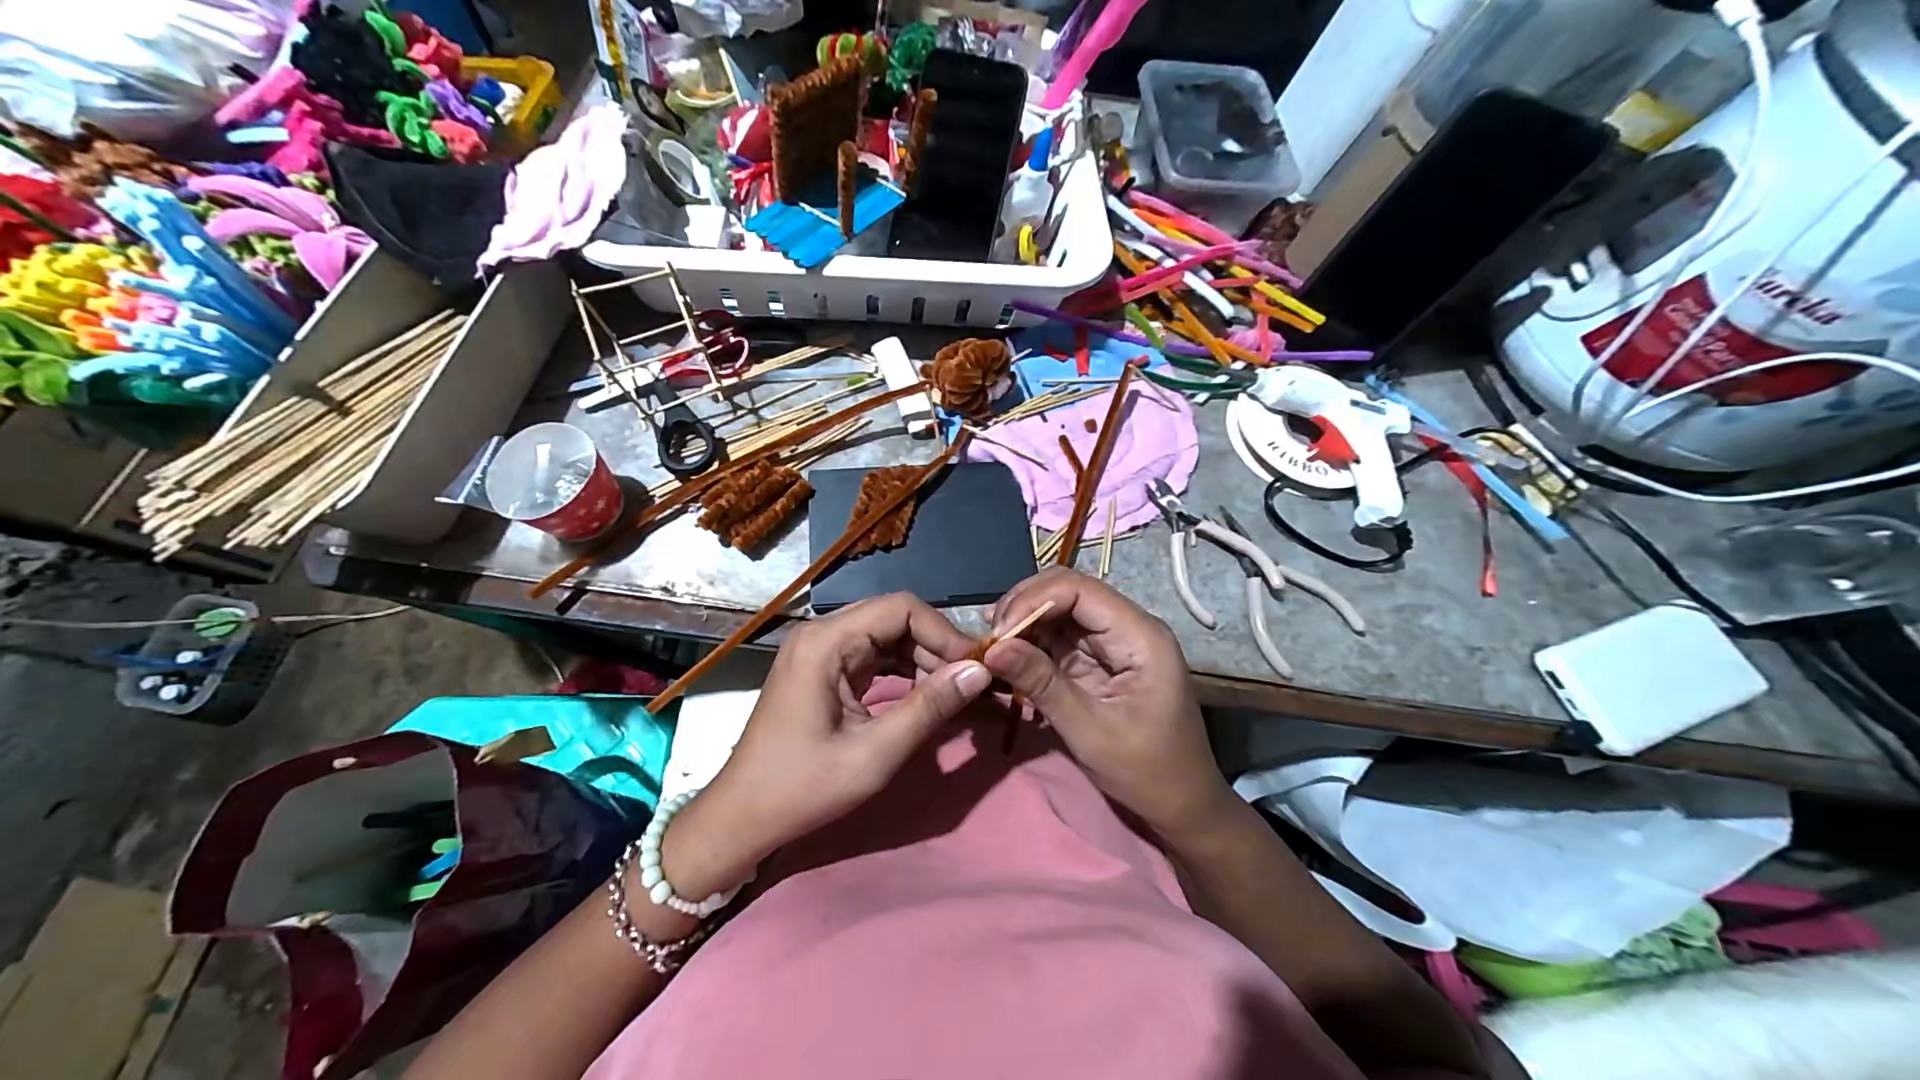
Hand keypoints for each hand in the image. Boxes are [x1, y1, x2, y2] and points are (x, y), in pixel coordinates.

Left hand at [662, 593, 989, 897]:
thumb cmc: (804, 787)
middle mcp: (821, 633)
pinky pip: (873, 654)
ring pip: (887, 635)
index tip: (973, 667)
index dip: (943, 632)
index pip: (901, 608)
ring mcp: (820, 650)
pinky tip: (924, 694)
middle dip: (935, 646)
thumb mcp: (875, 753)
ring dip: (922, 658)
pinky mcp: (823, 669)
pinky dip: (902, 670)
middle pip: (894, 617)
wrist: (744, 815)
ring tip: (952, 691)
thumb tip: (979, 672)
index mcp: (826, 642)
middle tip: (968, 682)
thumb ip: (929, 707)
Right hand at [983, 567, 1234, 837]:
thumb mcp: (1088, 731)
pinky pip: (1062, 634)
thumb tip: (992, 648)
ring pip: (1061, 609)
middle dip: (1024, 606)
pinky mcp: (1102, 657)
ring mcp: (1115, 640)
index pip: (1079, 590)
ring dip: (1024, 622)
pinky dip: (1032, 640)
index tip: (997, 633)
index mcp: (1140, 636)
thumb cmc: (1145, 771)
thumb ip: (1041, 683)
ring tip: (992, 646)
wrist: (1182, 803)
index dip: (1032, 600)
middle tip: (990, 639)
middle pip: (1069, 591)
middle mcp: (1129, 626)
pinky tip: (1008, 655)